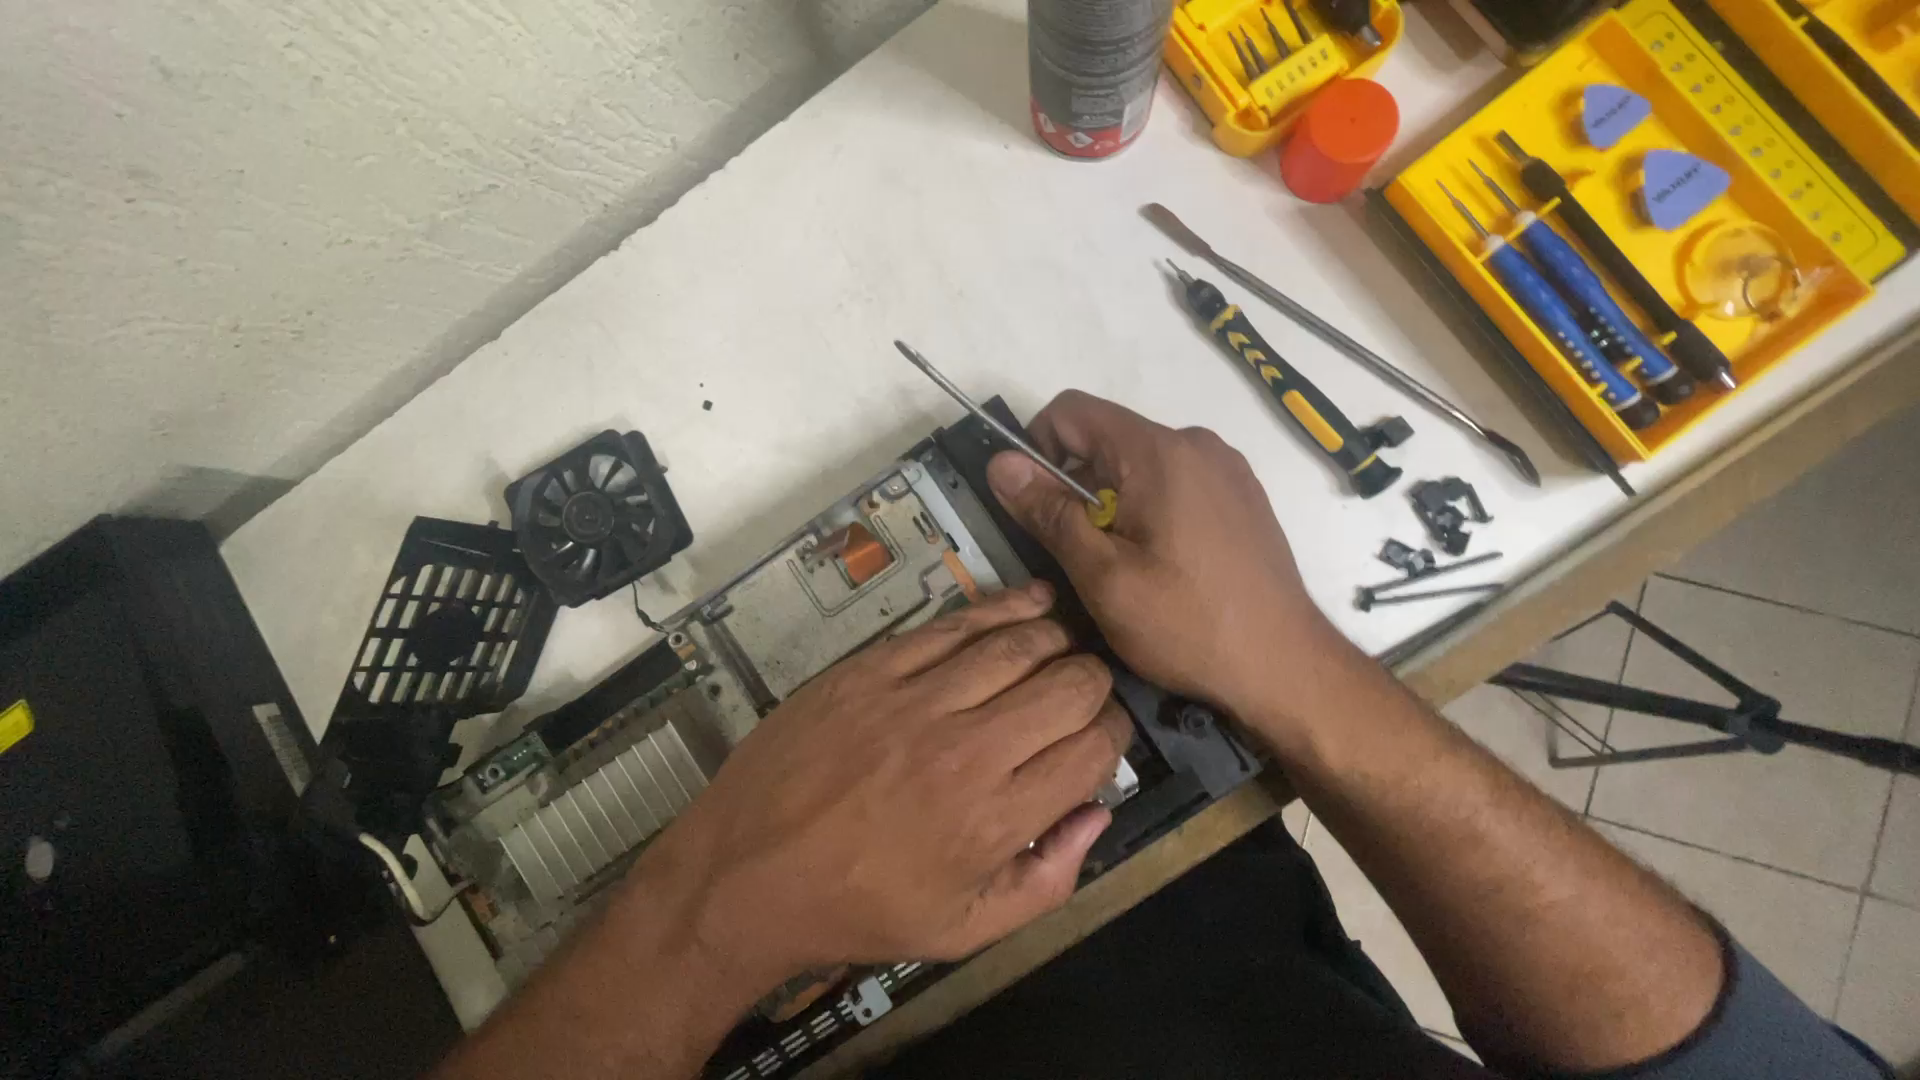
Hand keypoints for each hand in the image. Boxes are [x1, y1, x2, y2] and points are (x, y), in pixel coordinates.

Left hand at [644, 583, 1130, 989]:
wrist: (747, 871)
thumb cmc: (860, 908)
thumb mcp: (964, 929)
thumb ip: (1047, 880)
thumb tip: (1097, 812)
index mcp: (995, 818)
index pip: (1092, 749)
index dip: (1113, 734)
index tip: (1103, 734)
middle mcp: (968, 749)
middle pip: (1069, 687)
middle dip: (1093, 682)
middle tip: (1085, 688)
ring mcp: (916, 700)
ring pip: (1018, 644)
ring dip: (1056, 639)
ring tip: (1062, 643)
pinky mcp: (874, 667)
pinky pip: (953, 625)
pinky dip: (1001, 607)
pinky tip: (1028, 601)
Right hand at [985, 391, 1350, 732]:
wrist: (1285, 666)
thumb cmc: (1187, 624)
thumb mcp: (1102, 576)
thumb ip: (1049, 513)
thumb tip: (1001, 463)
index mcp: (1160, 452)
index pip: (1072, 410)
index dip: (1037, 447)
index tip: (1034, 505)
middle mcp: (1197, 444)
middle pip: (1107, 440)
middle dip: (1077, 487)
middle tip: (1080, 555)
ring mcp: (1226, 469)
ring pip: (1140, 465)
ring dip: (1112, 504)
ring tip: (1124, 568)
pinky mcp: (1242, 497)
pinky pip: (1176, 484)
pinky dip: (1150, 510)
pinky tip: (1163, 566)